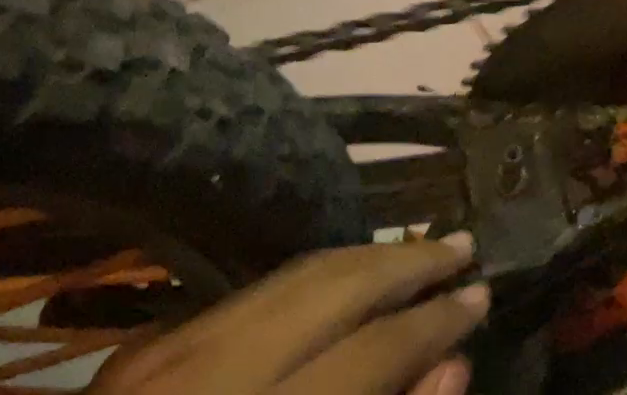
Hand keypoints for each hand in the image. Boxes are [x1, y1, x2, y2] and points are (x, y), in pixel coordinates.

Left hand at [91, 235, 487, 394]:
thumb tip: (451, 365)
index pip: (372, 350)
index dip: (437, 320)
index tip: (483, 296)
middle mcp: (207, 380)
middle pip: (334, 290)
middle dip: (409, 264)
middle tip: (465, 247)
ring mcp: (164, 357)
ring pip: (294, 275)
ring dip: (368, 259)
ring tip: (422, 251)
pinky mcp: (143, 351)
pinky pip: (256, 292)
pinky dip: (316, 279)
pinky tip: (350, 280)